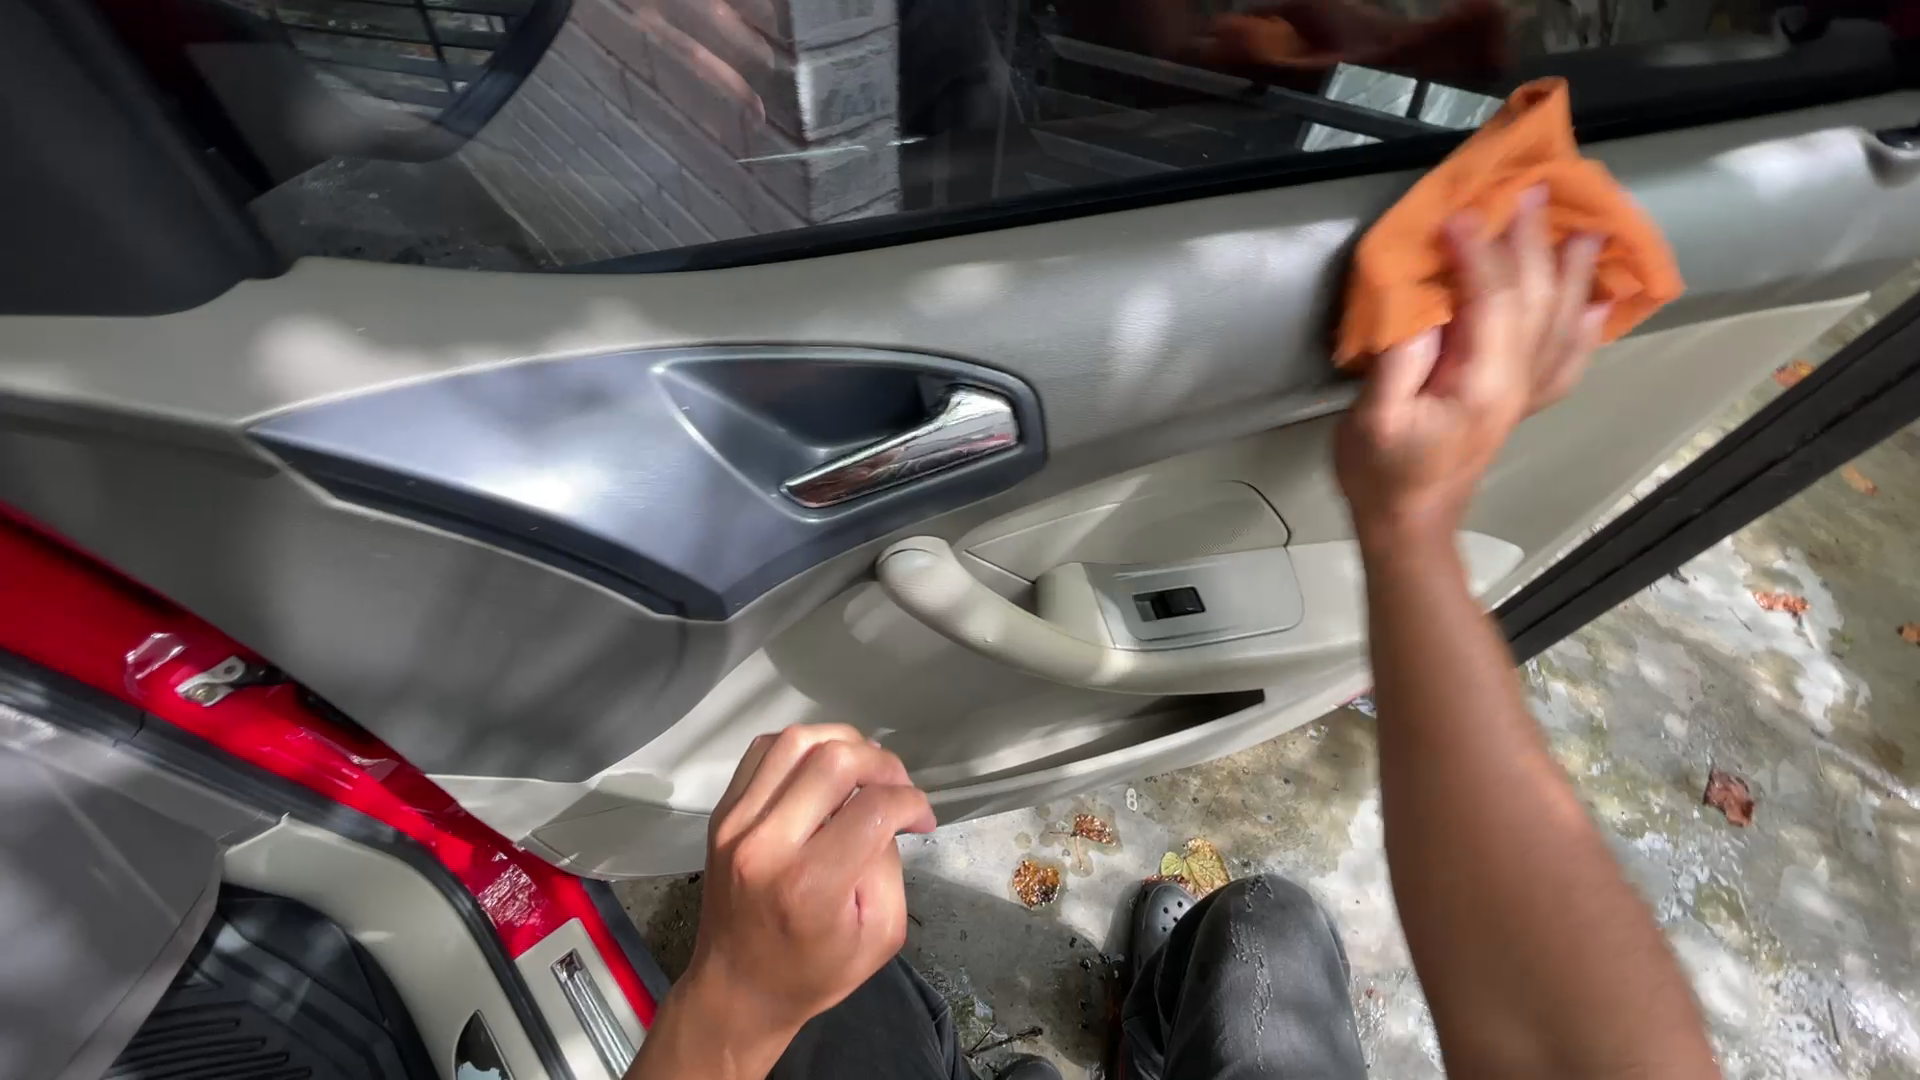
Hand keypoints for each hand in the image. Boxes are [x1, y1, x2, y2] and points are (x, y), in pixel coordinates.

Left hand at [629, 725, 935, 1079]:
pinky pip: (765, 749)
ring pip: (798, 741)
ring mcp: (737, 823)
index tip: (921, 819)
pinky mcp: (723, 812)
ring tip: (863, 770)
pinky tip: (822, 769)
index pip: (875, 808)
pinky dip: (804, 747)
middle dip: (883, 764)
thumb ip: (889, 864)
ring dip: (844, 743)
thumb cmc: (813, 972)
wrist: (734, 991)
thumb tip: (887, 807)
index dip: (912, 802)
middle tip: (897, 788)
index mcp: (810, 886)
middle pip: (836, 760)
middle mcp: (767, 844)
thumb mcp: (879, 935)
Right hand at [1336, 187, 1607, 546]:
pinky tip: (1595, 305)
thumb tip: (1421, 311)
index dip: (1476, 253)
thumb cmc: (1380, 475)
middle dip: (1532, 244)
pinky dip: (1583, 329)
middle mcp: (1515, 381)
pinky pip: (1563, 360)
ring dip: (1569, 272)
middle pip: (1534, 299)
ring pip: (1558, 320)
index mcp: (1480, 381)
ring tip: (1583, 231)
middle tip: (1533, 193)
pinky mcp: (1516, 405)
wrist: (1407, 524)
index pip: (1490, 300)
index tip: (1457, 215)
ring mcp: (1522, 394)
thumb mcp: (1372, 420)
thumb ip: (1399, 364)